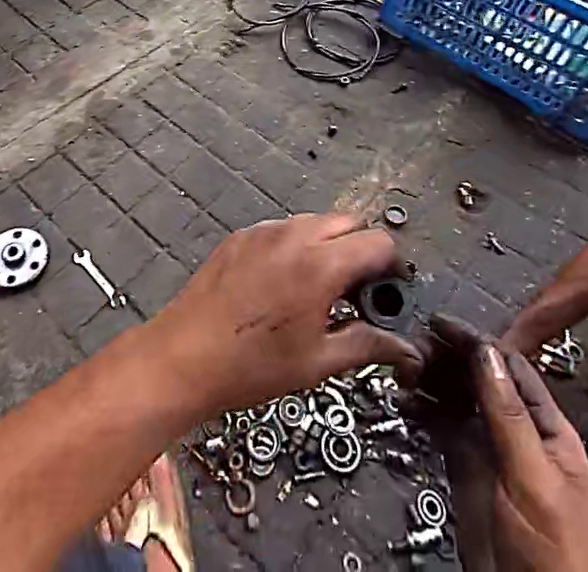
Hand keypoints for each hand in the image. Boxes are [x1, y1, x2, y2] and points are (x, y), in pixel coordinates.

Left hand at [143, 210, 422, 414]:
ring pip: (314, 222)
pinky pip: (281, 229)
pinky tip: (282, 284)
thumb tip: (405, 349)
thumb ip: (367, 345)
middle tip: (355, 292)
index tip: (386, 292)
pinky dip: (295, 246)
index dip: (391, 266)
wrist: (182, 357)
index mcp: (320, 264)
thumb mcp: (317, 362)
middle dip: (361, 251)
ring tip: (318, 289)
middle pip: (349, 222)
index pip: (378, 242)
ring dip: (328, 245)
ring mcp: (263, 232)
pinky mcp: (240, 236)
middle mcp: (294, 236)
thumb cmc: (251, 365)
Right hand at [416, 315, 587, 571]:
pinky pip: (442, 427)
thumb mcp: (535, 479)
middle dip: (446, 359)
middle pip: (478, 378)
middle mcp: (516, 432)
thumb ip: (509, 416)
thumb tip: (486, 354)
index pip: (507, 367)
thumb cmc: (557, 557)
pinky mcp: (466, 469)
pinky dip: (422, 410)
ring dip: (431, 381)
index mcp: (546, 428)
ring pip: (456, 399)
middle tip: (412, 350)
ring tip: (403, 372)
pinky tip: (405, 402)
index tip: (440, 325)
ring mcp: (489, 450)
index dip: (474, 341)